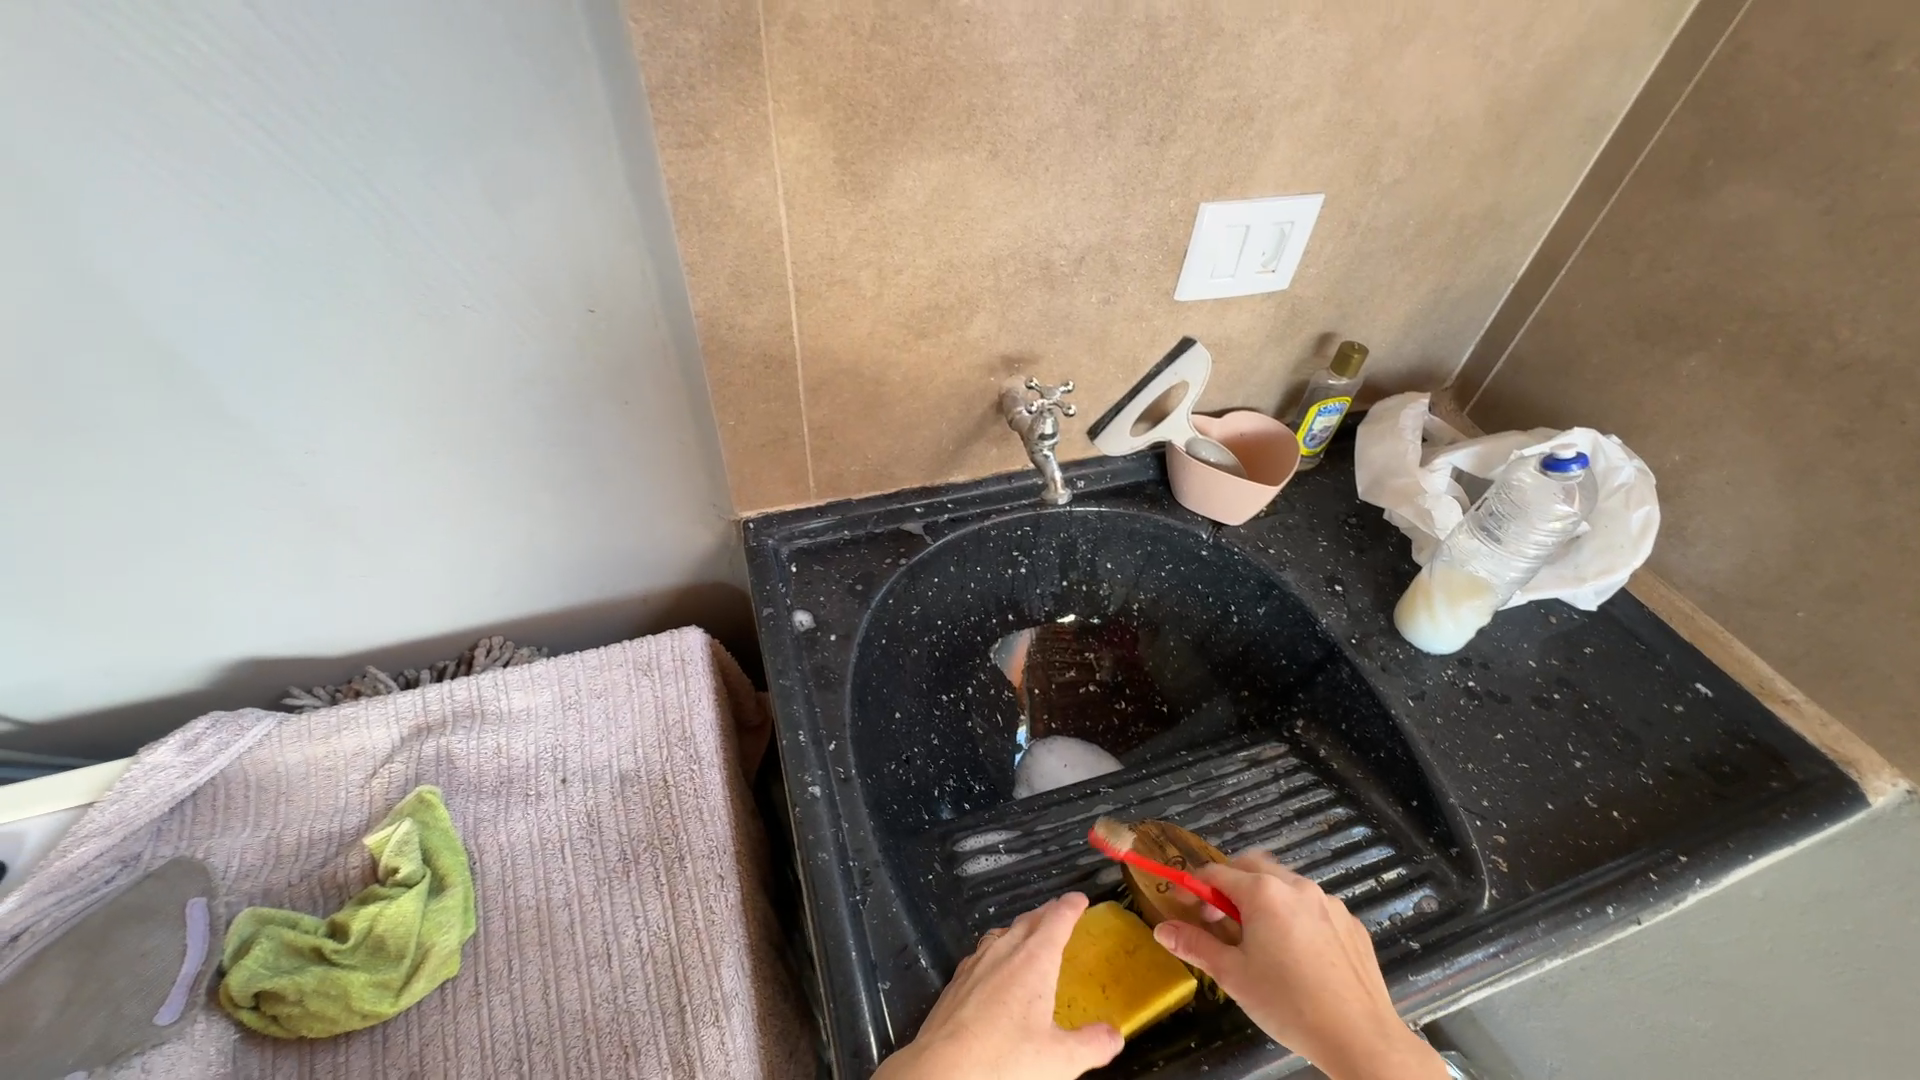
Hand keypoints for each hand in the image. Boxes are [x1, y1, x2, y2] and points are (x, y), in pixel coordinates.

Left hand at [874, 892, 1122, 1079]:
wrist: (943, 1071)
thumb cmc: (1001, 1060)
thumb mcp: (1061, 1059)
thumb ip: (1092, 1044)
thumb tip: (1112, 1036)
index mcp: (1034, 960)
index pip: (1056, 920)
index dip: (1070, 906)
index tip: (1078, 899)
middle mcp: (1003, 953)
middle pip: (1028, 920)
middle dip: (1046, 912)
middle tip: (1059, 910)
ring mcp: (976, 964)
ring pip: (1002, 933)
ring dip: (1019, 928)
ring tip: (1028, 933)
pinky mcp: (956, 982)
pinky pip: (980, 953)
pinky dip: (995, 949)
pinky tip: (993, 967)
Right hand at [1150, 852, 1447, 1079]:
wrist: (1361, 1038)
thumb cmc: (1289, 1004)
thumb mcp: (1232, 975)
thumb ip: (1195, 945)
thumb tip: (1162, 930)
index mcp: (1263, 892)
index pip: (1215, 872)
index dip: (1194, 887)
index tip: (1184, 906)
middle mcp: (1296, 886)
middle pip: (1251, 866)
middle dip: (1229, 884)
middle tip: (1218, 917)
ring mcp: (1328, 902)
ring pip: (1284, 884)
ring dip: (1263, 898)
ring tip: (1258, 938)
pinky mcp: (1350, 922)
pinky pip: (1313, 906)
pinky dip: (1295, 916)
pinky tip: (1296, 952)